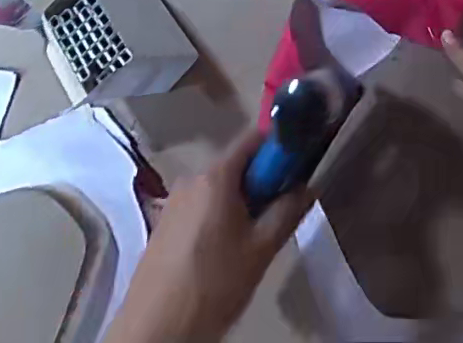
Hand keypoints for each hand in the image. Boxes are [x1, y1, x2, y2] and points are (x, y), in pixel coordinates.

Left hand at [103, 131, 314, 342]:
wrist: (154, 333)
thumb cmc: (212, 285)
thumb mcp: (261, 250)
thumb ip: (287, 211)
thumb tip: (309, 185)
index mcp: (216, 175)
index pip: (253, 138)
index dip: (278, 147)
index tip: (296, 168)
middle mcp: (191, 178)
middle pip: (236, 165)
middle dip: (260, 183)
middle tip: (276, 214)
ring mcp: (173, 201)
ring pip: (218, 189)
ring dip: (239, 203)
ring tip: (249, 241)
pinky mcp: (162, 225)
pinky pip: (199, 206)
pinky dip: (217, 217)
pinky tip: (221, 254)